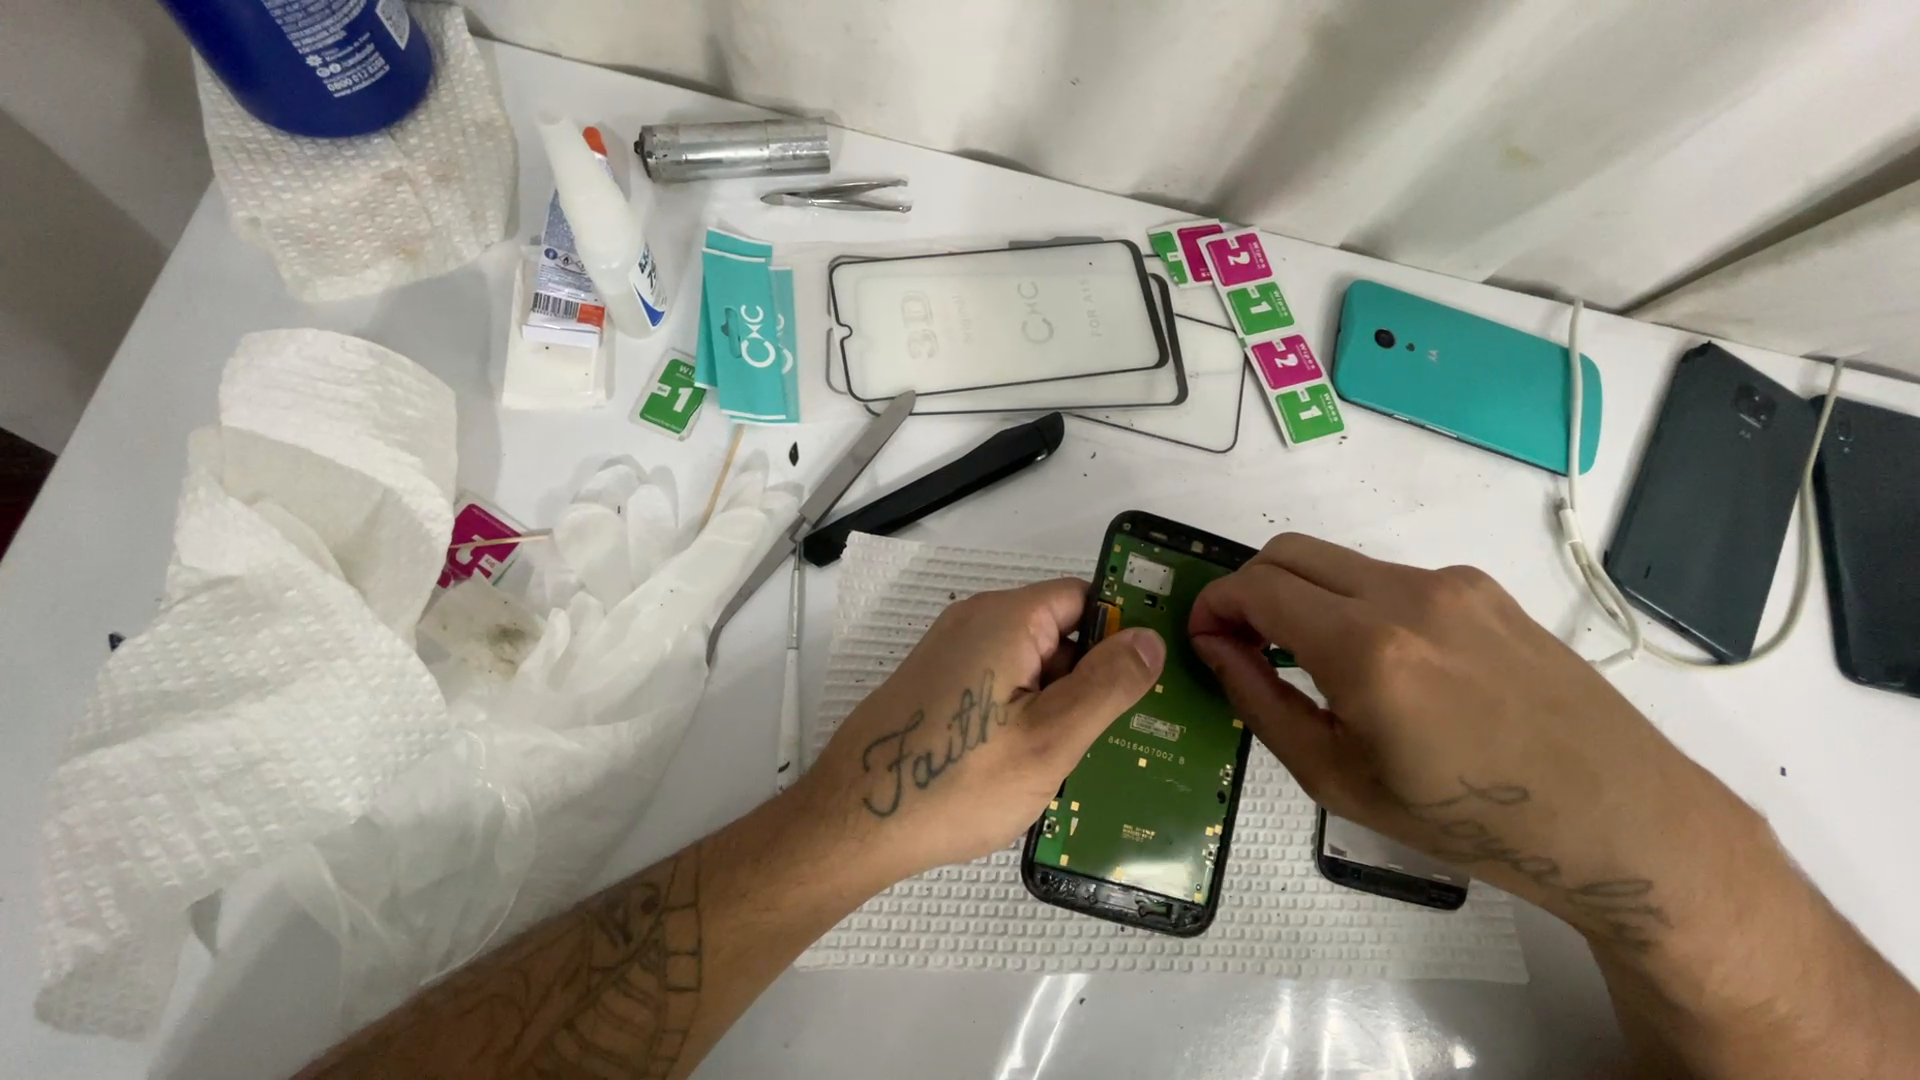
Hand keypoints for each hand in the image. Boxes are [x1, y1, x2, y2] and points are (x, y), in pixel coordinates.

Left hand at [798, 578, 1165, 881]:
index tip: (1156, 676)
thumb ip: (1107, 685)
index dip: (1122, 630)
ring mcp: (951, 655)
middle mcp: (975, 623)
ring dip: (1061, 701)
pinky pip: (1000, 685)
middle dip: (1094, 675)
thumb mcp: (1049, 739)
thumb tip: (1151, 638)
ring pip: (1031, 664)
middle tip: (1130, 731)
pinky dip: (1027, 713)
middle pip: (1058, 630)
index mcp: (1005, 618)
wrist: (853, 823)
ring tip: (1093, 755)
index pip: (1084, 597)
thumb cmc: (956, 782)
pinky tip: (1041, 761)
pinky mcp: (938, 687)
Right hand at [1187, 533, 1753, 946]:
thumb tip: (1214, 647)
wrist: (1623, 823)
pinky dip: (1354, 603)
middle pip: (1287, 553)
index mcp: (1367, 649)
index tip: (1203, 638)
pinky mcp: (1484, 589)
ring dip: (1301, 596)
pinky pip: (1388, 578)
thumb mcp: (1337, 779)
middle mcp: (1406, 594)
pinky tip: (1383, 663)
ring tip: (1313, 661)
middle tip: (1243, 644)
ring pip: (1337, 562)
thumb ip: (1260, 701)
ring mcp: (1451, 584)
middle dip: (1247, 590)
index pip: (1254, 587)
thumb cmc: (1467, 821)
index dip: (1213, 606)